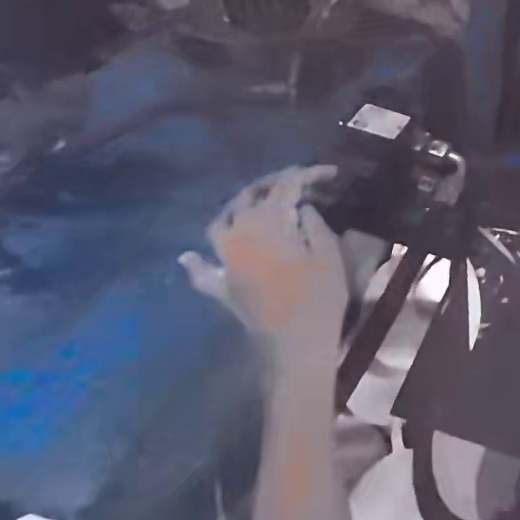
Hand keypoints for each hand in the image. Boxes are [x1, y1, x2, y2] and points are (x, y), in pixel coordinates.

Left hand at [181, 165, 346, 363]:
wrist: (297, 346)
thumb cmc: (320, 295)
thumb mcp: (327, 253)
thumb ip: (313, 223)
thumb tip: (300, 209)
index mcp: (267, 223)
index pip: (286, 187)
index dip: (308, 175)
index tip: (331, 173)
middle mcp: (238, 235)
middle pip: (249, 197)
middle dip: (273, 183)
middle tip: (299, 180)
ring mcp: (224, 261)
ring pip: (222, 223)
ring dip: (239, 207)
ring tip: (258, 202)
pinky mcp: (222, 287)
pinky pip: (202, 270)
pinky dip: (196, 262)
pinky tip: (188, 256)